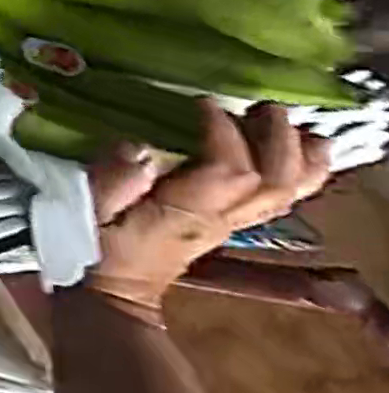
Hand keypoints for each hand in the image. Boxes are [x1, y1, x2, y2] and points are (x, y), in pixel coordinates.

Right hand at [82, 99, 333, 321]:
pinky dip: (291, 179)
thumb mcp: (85, 210)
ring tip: (306, 132)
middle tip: (270, 108)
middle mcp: (218, 219)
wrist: (107, 290)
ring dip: (302, 162)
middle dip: (278, 143)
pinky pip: (270, 202)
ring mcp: (225, 226)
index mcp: (186, 212)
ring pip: (284, 195)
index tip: (204, 103)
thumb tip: (136, 146)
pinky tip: (292, 163)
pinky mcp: (220, 227)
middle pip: (273, 183)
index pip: (228, 170)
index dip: (225, 134)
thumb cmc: (89, 244)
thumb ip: (110, 180)